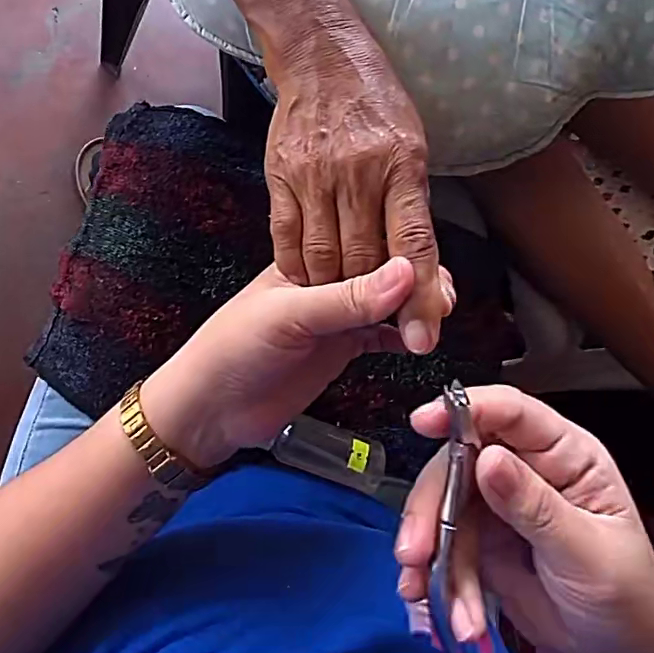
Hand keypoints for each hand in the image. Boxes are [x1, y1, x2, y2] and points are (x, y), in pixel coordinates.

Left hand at [138, 258, 454, 468]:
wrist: (212, 407)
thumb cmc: (230, 350)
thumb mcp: (288, 316)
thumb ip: (345, 298)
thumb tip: (403, 272)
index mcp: (305, 260)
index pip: (362, 245)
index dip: (399, 254)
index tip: (431, 266)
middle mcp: (322, 284)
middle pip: (381, 274)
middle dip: (415, 281)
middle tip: (441, 297)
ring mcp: (332, 317)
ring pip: (386, 304)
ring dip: (414, 308)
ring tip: (439, 314)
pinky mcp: (338, 348)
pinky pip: (381, 335)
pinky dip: (403, 334)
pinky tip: (421, 336)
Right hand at [264, 31, 446, 353]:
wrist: (321, 58)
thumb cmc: (373, 100)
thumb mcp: (413, 144)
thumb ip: (411, 202)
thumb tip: (416, 262)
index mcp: (401, 164)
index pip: (413, 244)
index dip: (420, 297)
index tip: (423, 337)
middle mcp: (357, 173)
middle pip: (364, 259)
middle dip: (375, 301)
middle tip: (381, 320)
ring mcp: (313, 176)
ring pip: (323, 256)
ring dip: (335, 289)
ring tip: (343, 303)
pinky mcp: (280, 177)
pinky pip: (285, 237)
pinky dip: (297, 267)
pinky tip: (307, 279)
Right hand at [393, 385, 653, 652]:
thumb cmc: (625, 602)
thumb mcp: (590, 557)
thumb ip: (538, 508)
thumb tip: (490, 459)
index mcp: (564, 455)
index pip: (511, 413)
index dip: (466, 408)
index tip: (425, 421)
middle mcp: (522, 466)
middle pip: (456, 459)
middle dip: (431, 507)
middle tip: (416, 548)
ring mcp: (492, 497)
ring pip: (439, 501)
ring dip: (430, 549)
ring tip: (430, 591)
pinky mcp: (471, 529)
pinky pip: (438, 538)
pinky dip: (434, 572)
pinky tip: (444, 603)